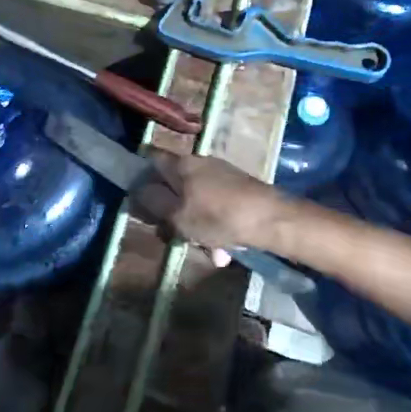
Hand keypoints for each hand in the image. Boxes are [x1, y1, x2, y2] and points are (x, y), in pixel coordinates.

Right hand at [134, 150, 289, 260]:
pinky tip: (225, 250)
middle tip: (173, 235)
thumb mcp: (177, 215)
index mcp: (182, 164)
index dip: (142, 178)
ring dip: (197, 227)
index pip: (152, 160)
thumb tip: (139, 191)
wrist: (271, 219)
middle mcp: (200, 163)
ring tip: (208, 251)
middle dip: (173, 213)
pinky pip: (218, 209)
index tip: (141, 203)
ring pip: (197, 202)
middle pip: (175, 186)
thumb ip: (154, 202)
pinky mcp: (239, 190)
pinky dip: (217, 228)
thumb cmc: (217, 216)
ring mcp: (222, 175)